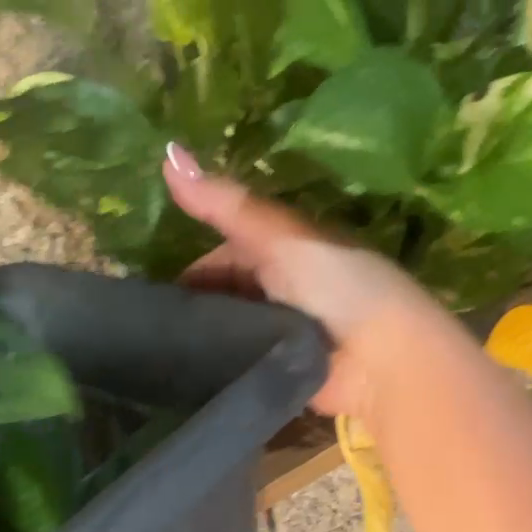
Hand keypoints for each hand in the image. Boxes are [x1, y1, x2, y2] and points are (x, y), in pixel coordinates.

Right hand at [162, 144, 462, 419]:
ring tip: (161, 360)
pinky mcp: (282, 374)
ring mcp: (281, 336)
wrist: (381, 358)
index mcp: (285, 250)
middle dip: (194, 310)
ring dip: (204, 343)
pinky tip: (187, 380)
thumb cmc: (336, 284)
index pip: (224, 255)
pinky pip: (241, 369)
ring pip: (229, 335)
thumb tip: (167, 151)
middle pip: (224, 297)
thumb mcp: (279, 236)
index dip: (192, 272)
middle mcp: (281, 291)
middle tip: (150, 332)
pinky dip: (220, 371)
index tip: (155, 296)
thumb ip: (224, 205)